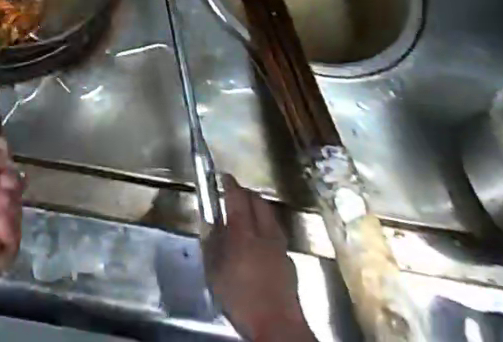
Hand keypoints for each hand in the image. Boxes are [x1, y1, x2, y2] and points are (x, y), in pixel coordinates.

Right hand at [202, 175, 314, 341]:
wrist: (278, 328)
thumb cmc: (240, 298)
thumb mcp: (214, 269)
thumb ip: (213, 244)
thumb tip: (212, 227)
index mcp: (243, 233)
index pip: (238, 198)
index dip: (230, 184)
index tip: (223, 176)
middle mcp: (265, 236)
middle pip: (259, 203)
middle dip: (247, 193)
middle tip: (235, 192)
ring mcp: (281, 250)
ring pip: (271, 219)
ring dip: (260, 210)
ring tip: (248, 213)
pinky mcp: (290, 265)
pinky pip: (278, 237)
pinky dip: (267, 230)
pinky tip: (261, 241)